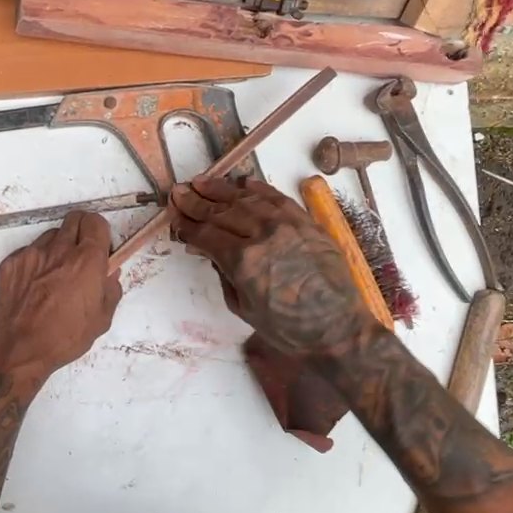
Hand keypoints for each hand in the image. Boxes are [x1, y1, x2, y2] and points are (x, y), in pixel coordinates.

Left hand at [0, 211, 122, 386]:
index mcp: (86, 261)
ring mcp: (31, 254)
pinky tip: (35, 286)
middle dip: (81, 232)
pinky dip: (36, 262)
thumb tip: (109, 273)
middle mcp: (59, 250)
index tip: (100, 248)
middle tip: (80, 255)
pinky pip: (29, 252)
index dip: (100, 233)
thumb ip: (110, 289)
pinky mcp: (11, 263)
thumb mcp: (101, 319)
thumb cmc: (64, 339)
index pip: (96, 222)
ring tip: (55, 275)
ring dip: (58, 248)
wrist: (20, 350)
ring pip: (51, 236)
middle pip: (74, 219)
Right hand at [169, 175, 381, 358]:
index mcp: (244, 261)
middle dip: (197, 202)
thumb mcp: (243, 307)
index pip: (206, 234)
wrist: (337, 329)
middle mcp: (263, 235)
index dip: (187, 225)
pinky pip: (277, 198)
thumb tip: (208, 250)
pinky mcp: (307, 223)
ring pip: (247, 199)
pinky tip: (241, 185)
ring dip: (222, 190)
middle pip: (222, 212)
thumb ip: (223, 273)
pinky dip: (257, 189)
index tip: (174, 216)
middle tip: (179, 192)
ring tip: (203, 182)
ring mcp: (288, 225)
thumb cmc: (287, 328)